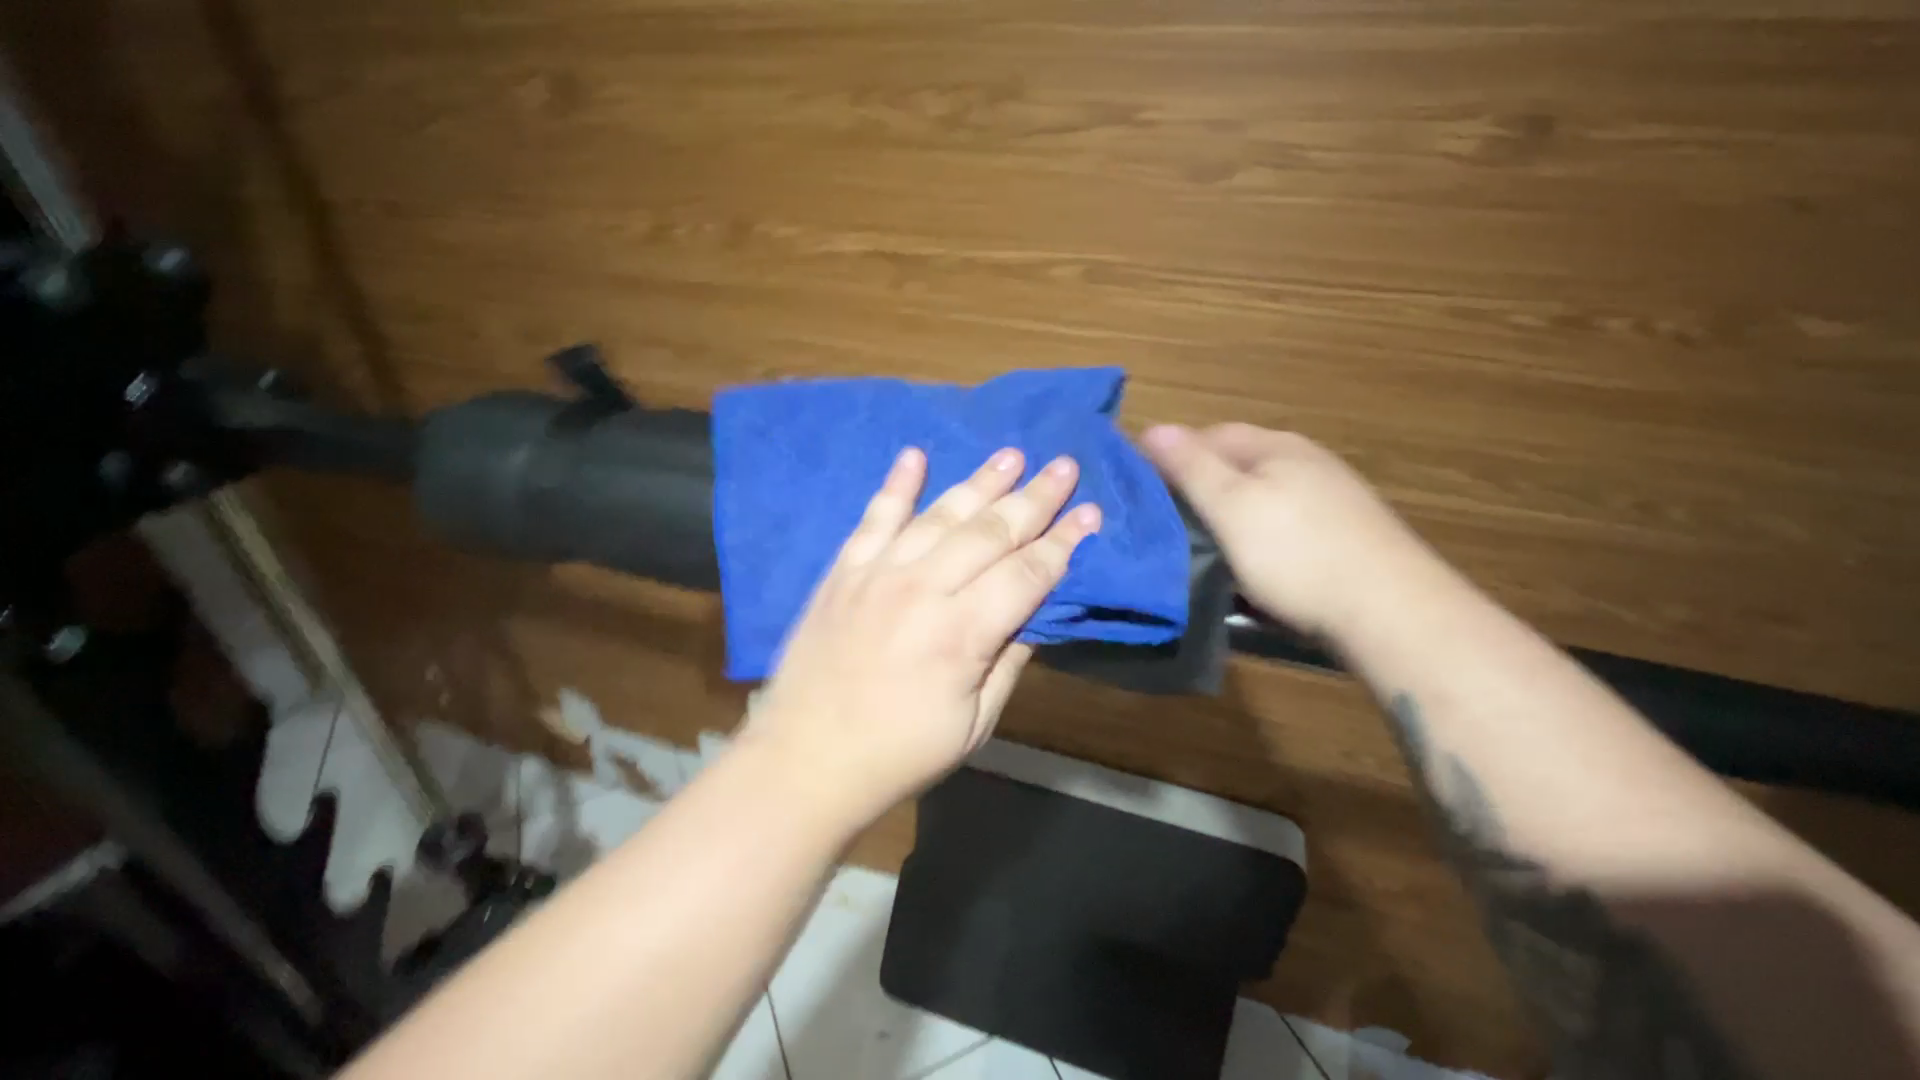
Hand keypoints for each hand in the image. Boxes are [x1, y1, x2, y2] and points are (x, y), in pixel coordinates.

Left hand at [743, 446, 1101, 828]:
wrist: (805, 759)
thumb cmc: (899, 753)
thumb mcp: (973, 724)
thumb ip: (1008, 663)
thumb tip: (1036, 614)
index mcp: (963, 634)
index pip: (1027, 573)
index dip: (1063, 543)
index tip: (1091, 514)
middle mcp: (924, 589)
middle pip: (990, 532)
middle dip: (1035, 498)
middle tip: (1065, 466)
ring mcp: (878, 574)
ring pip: (940, 515)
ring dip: (980, 482)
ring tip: (1011, 455)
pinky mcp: (843, 572)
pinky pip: (874, 518)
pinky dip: (895, 485)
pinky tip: (914, 455)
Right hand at [1141, 423, 1428, 636]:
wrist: (1389, 609)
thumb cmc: (1296, 553)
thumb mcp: (1231, 507)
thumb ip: (1190, 467)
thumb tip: (1150, 428)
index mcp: (1276, 446)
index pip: (1208, 435)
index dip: (1172, 458)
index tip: (1143, 495)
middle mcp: (1307, 461)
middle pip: (1237, 467)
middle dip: (1202, 492)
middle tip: (1169, 530)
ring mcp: (1332, 499)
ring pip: (1262, 500)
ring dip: (1232, 521)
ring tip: (1207, 554)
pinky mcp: (1346, 536)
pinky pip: (1286, 528)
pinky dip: (1262, 543)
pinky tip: (1256, 571)